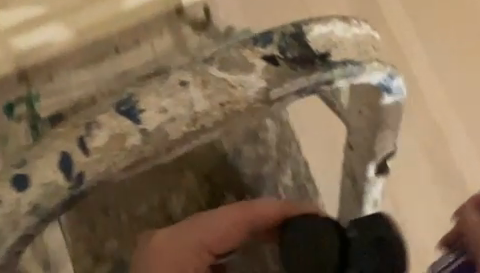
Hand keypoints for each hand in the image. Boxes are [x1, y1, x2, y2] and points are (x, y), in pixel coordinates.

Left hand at [131, 198, 315, 272]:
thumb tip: (308, 269)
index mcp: (178, 243)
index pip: (239, 214)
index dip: (283, 212)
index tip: (320, 215)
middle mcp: (165, 241)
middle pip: (227, 223)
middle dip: (270, 228)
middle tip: (313, 231)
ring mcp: (159, 259)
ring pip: (215, 241)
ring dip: (252, 245)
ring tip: (292, 246)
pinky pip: (203, 261)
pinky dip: (231, 264)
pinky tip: (257, 268)